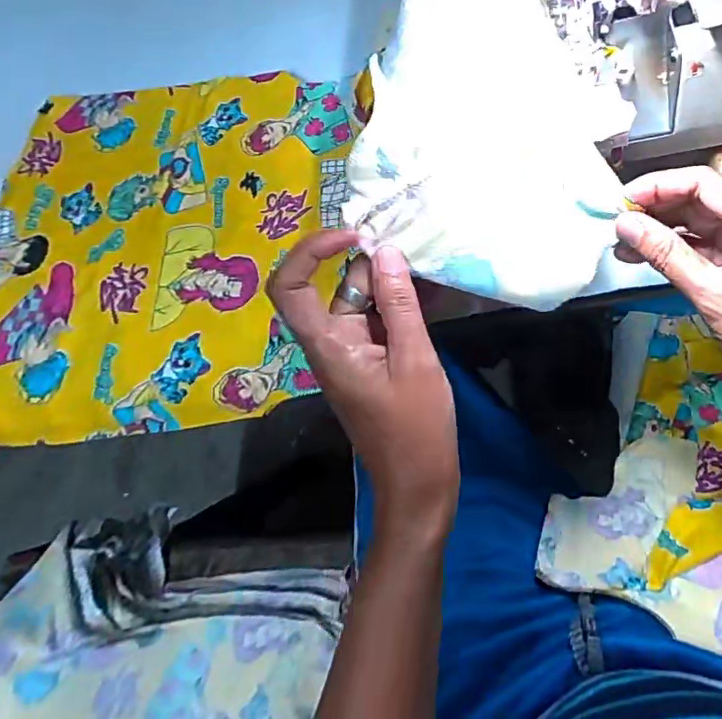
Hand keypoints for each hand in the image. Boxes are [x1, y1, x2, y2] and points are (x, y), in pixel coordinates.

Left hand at [270, 231, 458, 534]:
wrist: (419, 484)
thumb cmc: (416, 428)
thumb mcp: (415, 359)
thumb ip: (399, 304)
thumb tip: (385, 251)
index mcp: (328, 345)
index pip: (290, 286)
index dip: (311, 251)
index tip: (354, 237)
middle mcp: (330, 343)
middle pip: (336, 286)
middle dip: (374, 265)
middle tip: (416, 255)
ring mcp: (349, 351)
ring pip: (361, 299)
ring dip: (392, 283)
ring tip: (430, 272)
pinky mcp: (368, 359)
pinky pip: (377, 318)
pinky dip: (399, 304)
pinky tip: (431, 294)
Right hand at [615, 167, 721, 424]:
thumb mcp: (712, 293)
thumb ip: (666, 253)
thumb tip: (626, 225)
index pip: (703, 183)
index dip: (658, 187)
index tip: (622, 200)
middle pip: (701, 199)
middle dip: (657, 209)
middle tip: (618, 222)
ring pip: (701, 222)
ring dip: (663, 230)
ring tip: (625, 242)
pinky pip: (708, 245)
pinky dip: (678, 248)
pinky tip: (648, 255)